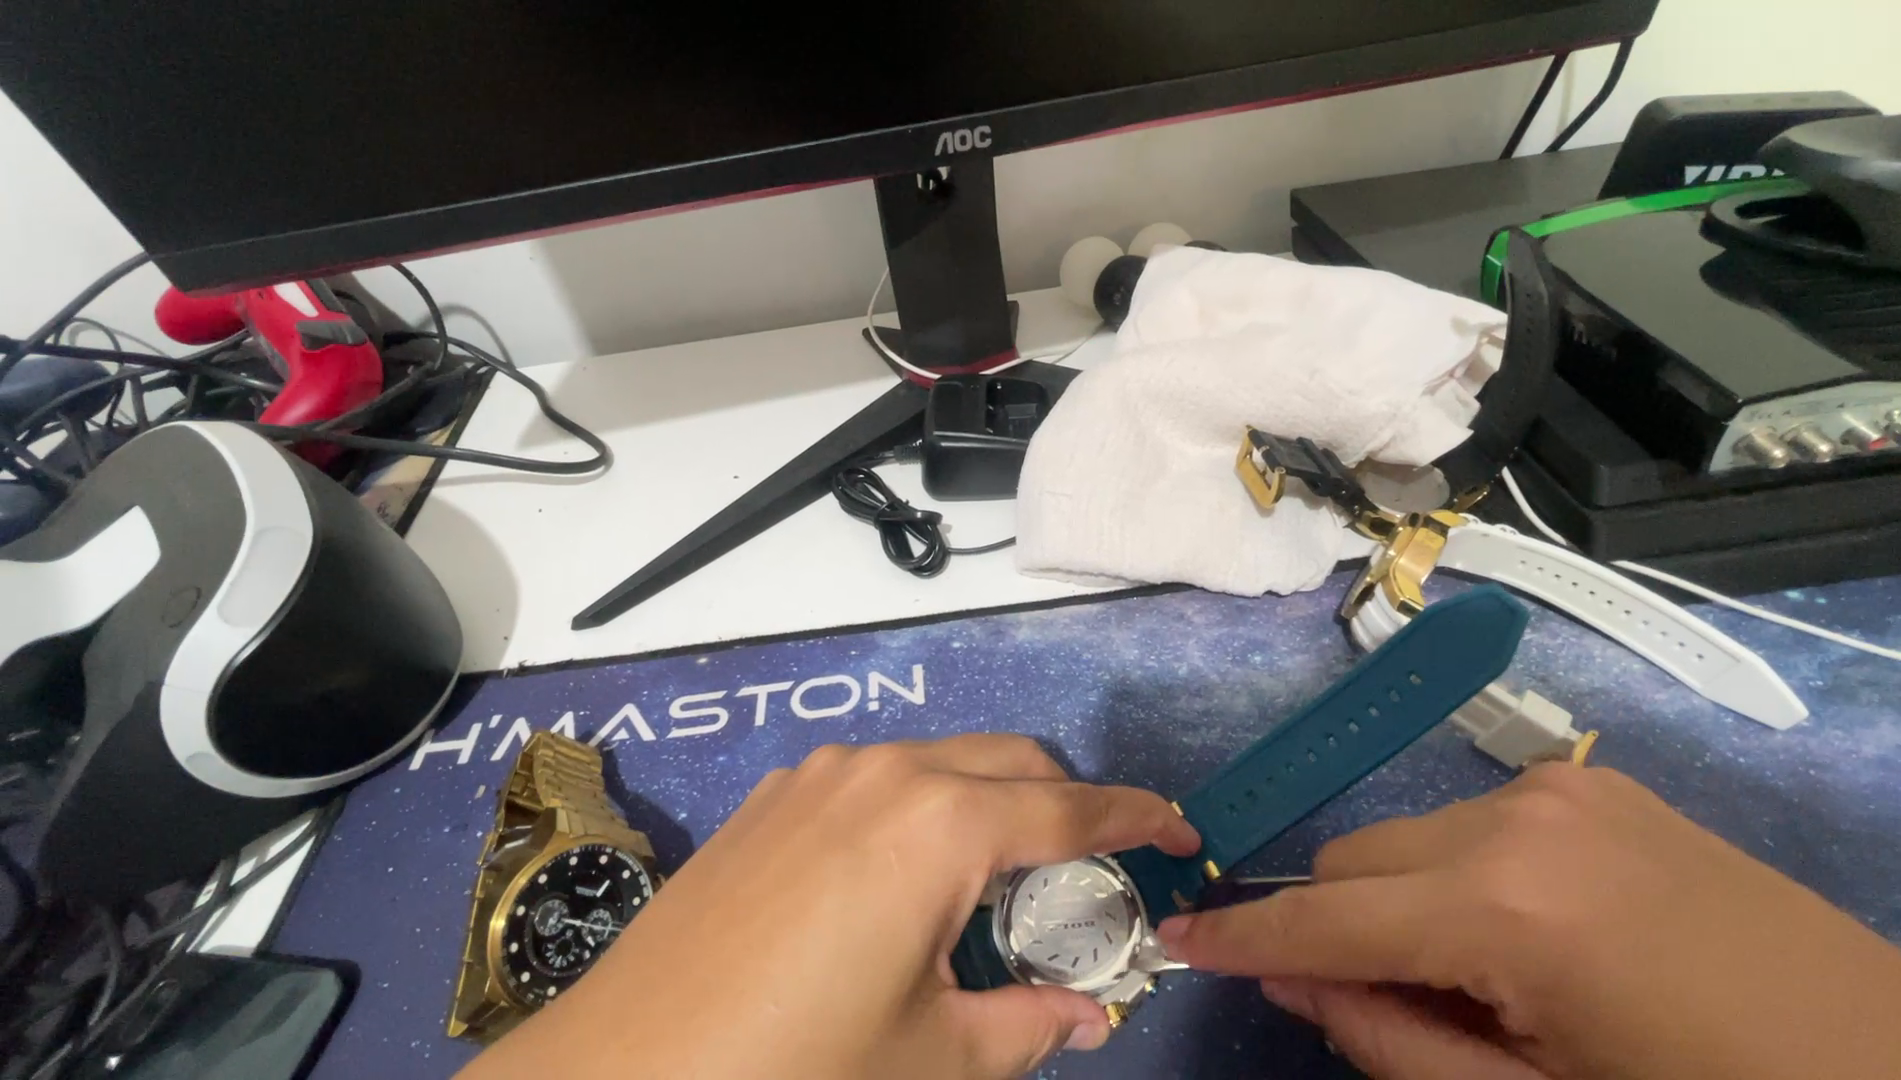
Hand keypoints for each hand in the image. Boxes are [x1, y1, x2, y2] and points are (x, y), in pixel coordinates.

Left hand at [460, 736, 1198, 1079]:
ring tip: (988, 886)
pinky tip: (898, 879)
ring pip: (943, 762)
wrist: (617, 1073)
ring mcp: (823, 771)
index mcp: (938, 825)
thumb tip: (1088, 1010)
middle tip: (1082, 877)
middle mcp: (886, 771)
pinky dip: (921, 808)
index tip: (1176, 829)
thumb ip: (1026, 1021)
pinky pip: (878, 778)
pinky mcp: (778, 791)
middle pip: (1010, 763)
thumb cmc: (793, 1068)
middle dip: (1064, 805)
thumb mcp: (931, 1058)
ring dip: (988, 804)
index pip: (1068, 809)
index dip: (1134, 818)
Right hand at [1157, 764, 1900, 1079]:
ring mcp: (1558, 786)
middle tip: (1384, 1004)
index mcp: (1508, 907)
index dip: (1245, 935)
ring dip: (1402, 904)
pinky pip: (1470, 824)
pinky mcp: (1591, 782)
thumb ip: (1390, 1040)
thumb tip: (1288, 976)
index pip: (1329, 918)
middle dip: (1338, 927)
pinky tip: (1533, 934)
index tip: (1178, 938)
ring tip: (1481, 980)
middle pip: (1354, 860)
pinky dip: (1459, 878)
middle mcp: (1515, 816)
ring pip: (1406, 839)